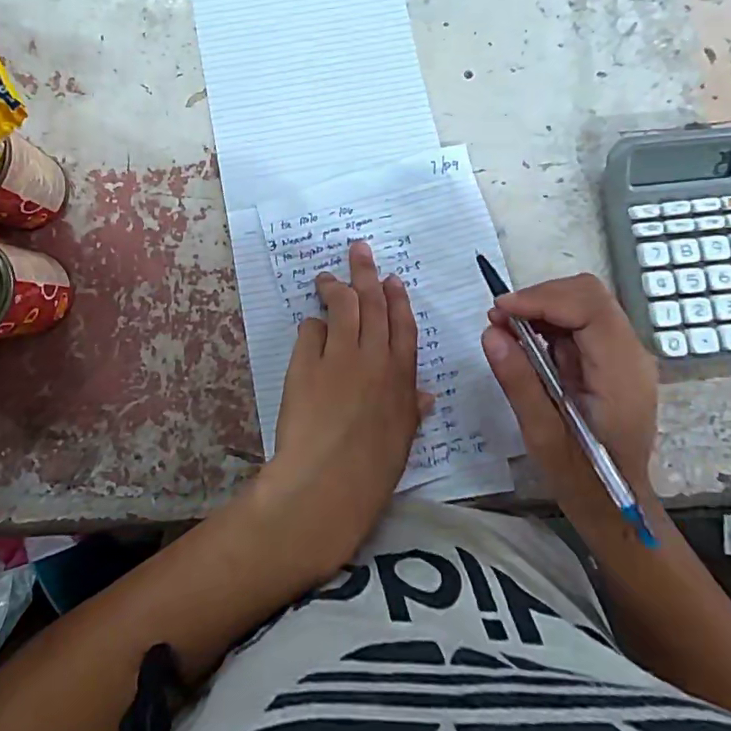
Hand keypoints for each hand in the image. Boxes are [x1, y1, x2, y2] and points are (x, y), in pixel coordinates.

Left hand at [253, 240, 425, 577]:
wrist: (329, 481)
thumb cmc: (371, 470)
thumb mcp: (403, 441)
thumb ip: (411, 410)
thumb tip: (424, 394)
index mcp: (402, 379)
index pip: (403, 328)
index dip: (397, 300)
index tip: (392, 279)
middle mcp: (374, 360)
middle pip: (372, 306)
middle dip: (366, 274)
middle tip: (358, 249)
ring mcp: (340, 359)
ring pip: (343, 310)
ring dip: (336, 288)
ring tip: (328, 276)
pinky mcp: (307, 364)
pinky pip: (310, 332)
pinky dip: (312, 324)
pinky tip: (310, 321)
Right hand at [479, 273, 658, 506]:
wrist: (615, 502)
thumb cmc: (582, 477)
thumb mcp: (542, 435)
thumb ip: (519, 382)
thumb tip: (491, 333)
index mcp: (620, 373)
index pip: (588, 307)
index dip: (541, 299)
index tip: (498, 311)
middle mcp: (630, 355)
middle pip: (589, 295)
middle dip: (539, 297)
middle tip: (498, 320)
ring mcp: (622, 356)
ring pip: (583, 303)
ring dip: (540, 307)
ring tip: (504, 330)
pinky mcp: (609, 360)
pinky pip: (579, 323)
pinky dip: (547, 321)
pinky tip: (523, 342)